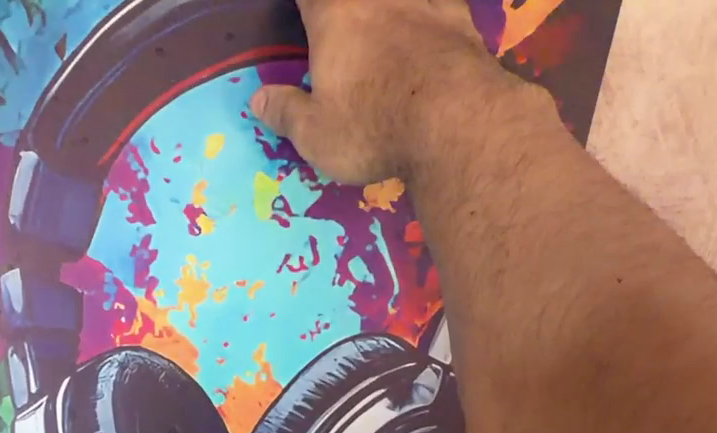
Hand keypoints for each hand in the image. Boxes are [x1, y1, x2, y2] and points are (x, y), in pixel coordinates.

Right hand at [251, 0, 510, 184]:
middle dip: (342, 8)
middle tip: (338, 16)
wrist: (453, 121)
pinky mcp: (459, 18)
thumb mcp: (314, 134)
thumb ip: (285, 112)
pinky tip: (430, 14)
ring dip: (391, 8)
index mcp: (334, 18)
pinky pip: (440, 1)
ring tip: (384, 18)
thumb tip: (258, 99)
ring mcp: (422, 2)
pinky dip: (430, 8)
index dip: (304, 6)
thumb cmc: (371, 127)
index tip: (302, 12)